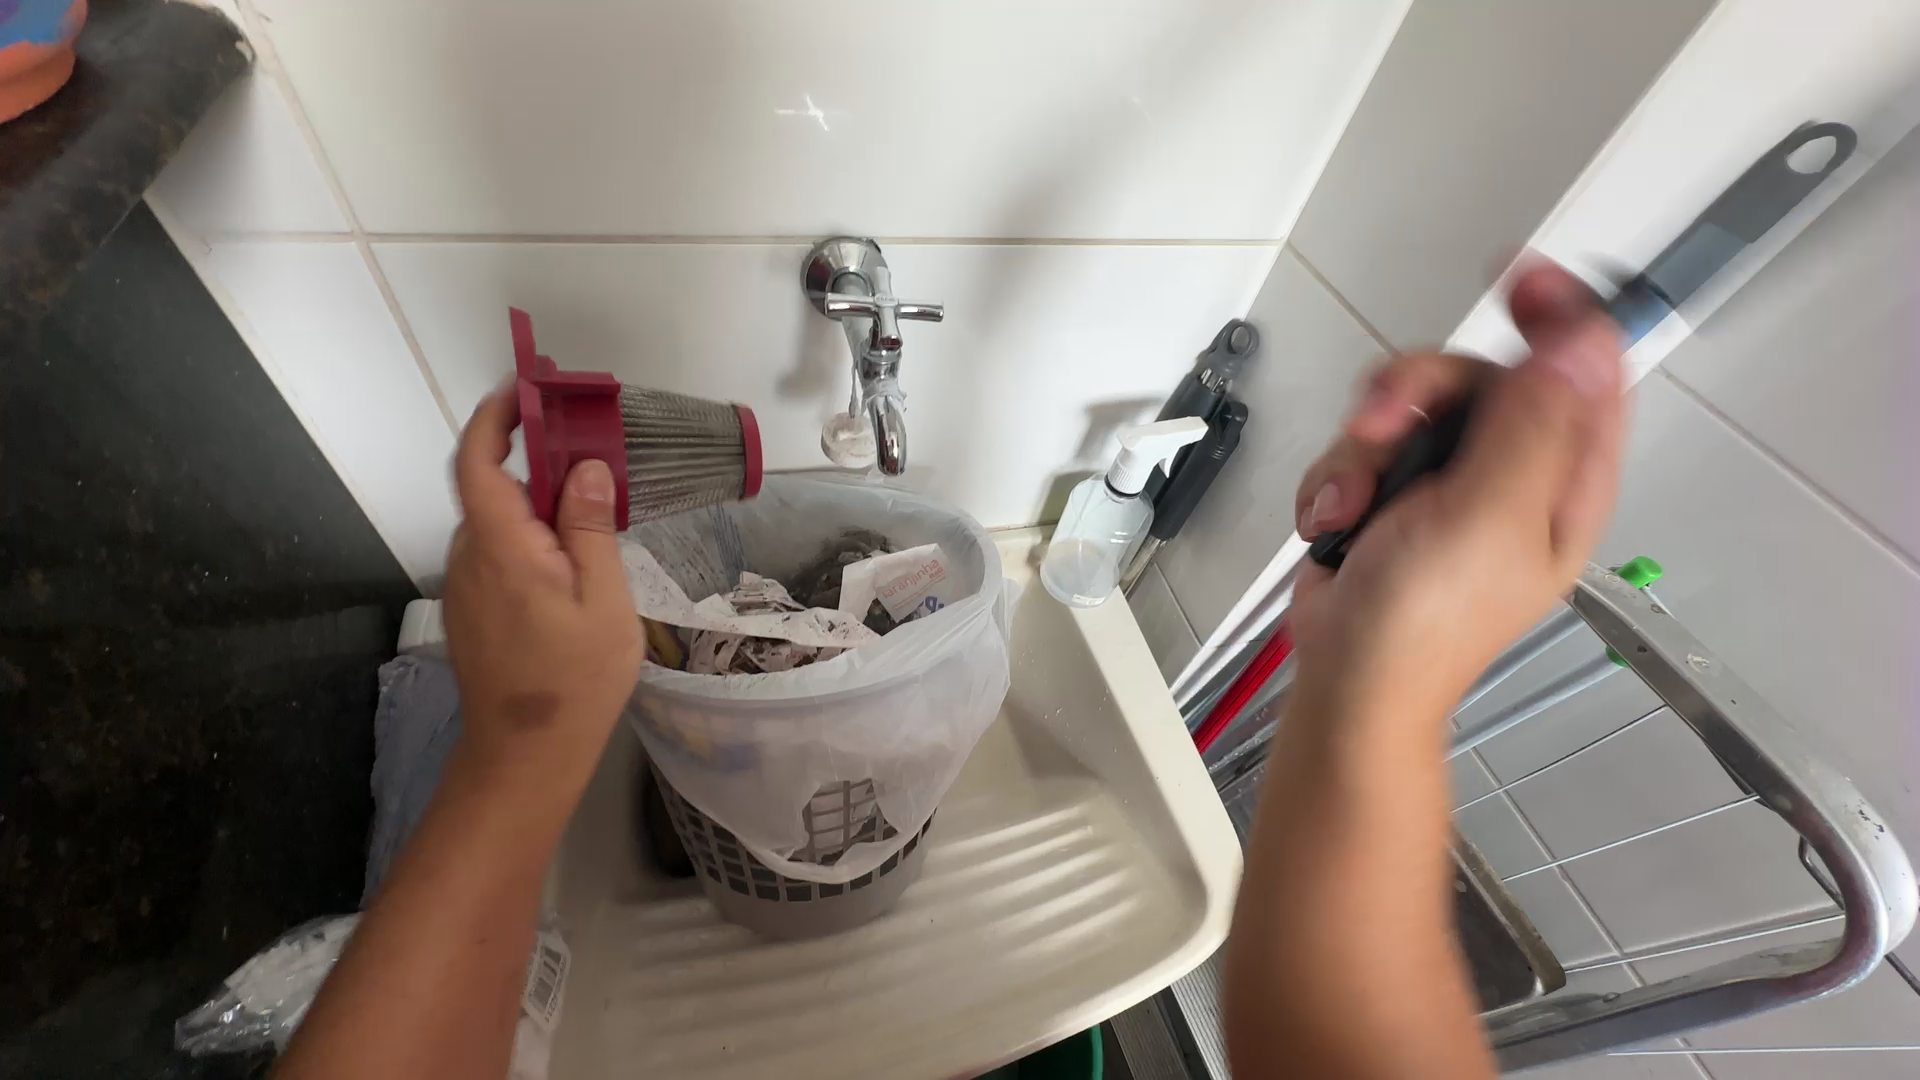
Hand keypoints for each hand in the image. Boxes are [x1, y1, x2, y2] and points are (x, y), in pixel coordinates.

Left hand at [442, 387, 641, 789]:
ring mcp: (468, 586)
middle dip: (537, 458)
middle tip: (594, 449)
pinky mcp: (477, 608)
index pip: (481, 464)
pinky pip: (502, 551)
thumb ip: (591, 527)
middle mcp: (471, 558)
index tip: (528, 388)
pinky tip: (576, 556)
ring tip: (598, 505)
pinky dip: (534, 533)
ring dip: (541, 501)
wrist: (528, 752)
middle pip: (494, 489)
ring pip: (501, 523)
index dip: (496, 419)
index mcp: (502, 548)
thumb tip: (589, 467)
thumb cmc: (576, 675)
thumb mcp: (603, 597)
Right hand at [1288, 262, 1626, 716]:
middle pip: (1464, 380)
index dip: (1556, 318)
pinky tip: (1332, 529)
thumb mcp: (1488, 520)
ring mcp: (1436, 483)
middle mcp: (1502, 470)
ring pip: (1395, 414)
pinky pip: (1351, 452)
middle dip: (1407, 397)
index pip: (1580, 373)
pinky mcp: (1380, 495)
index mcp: (1560, 477)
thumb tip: (1575, 343)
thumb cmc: (1424, 615)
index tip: (1517, 280)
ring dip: (1355, 457)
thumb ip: (1530, 430)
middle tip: (1377, 425)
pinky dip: (1331, 486)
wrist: (1346, 672)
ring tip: (1347, 513)